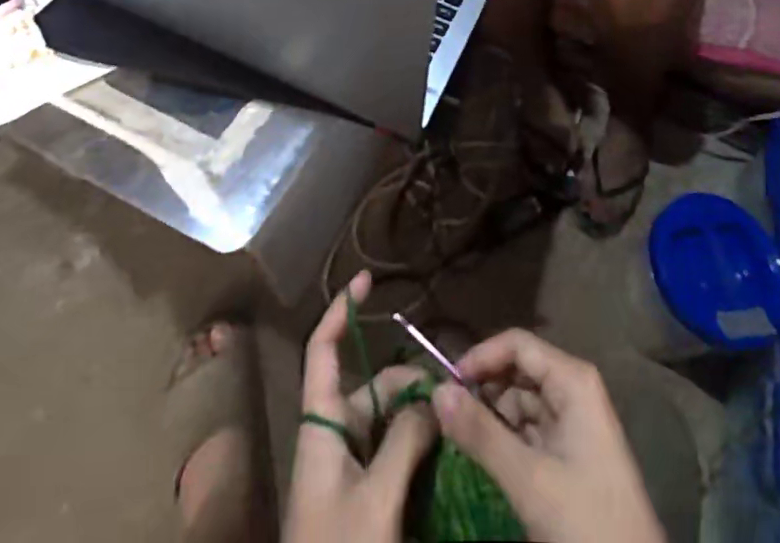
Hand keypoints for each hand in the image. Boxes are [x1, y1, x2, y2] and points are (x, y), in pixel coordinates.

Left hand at [284, 271, 438, 542]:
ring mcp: (349, 468)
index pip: (323, 357)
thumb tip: (431, 399)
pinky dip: (421, 439)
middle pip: (374, 387)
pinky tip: (448, 448)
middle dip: (412, 383)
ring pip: (391, 418)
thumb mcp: (375, 499)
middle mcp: (334, 440)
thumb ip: (405, 440)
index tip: (366, 280)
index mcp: (321, 432)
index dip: (340, 315)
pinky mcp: (364, 491)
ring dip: (422, 415)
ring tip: (458, 425)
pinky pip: (396, 447)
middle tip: (455, 399)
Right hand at [433, 330, 663, 542]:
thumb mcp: (528, 477)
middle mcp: (572, 387)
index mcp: (572, 379)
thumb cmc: (584, 514)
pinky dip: (499, 434)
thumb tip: (437, 391)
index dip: (479, 357)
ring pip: (517, 399)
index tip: (440, 387)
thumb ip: (482, 433)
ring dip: (486, 412)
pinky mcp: (563, 446)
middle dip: (479, 386)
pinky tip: (473, 451)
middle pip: (517, 369)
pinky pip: (524, 426)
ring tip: (447, 434)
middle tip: (436, 415)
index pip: (518, 345)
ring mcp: (569, 417)